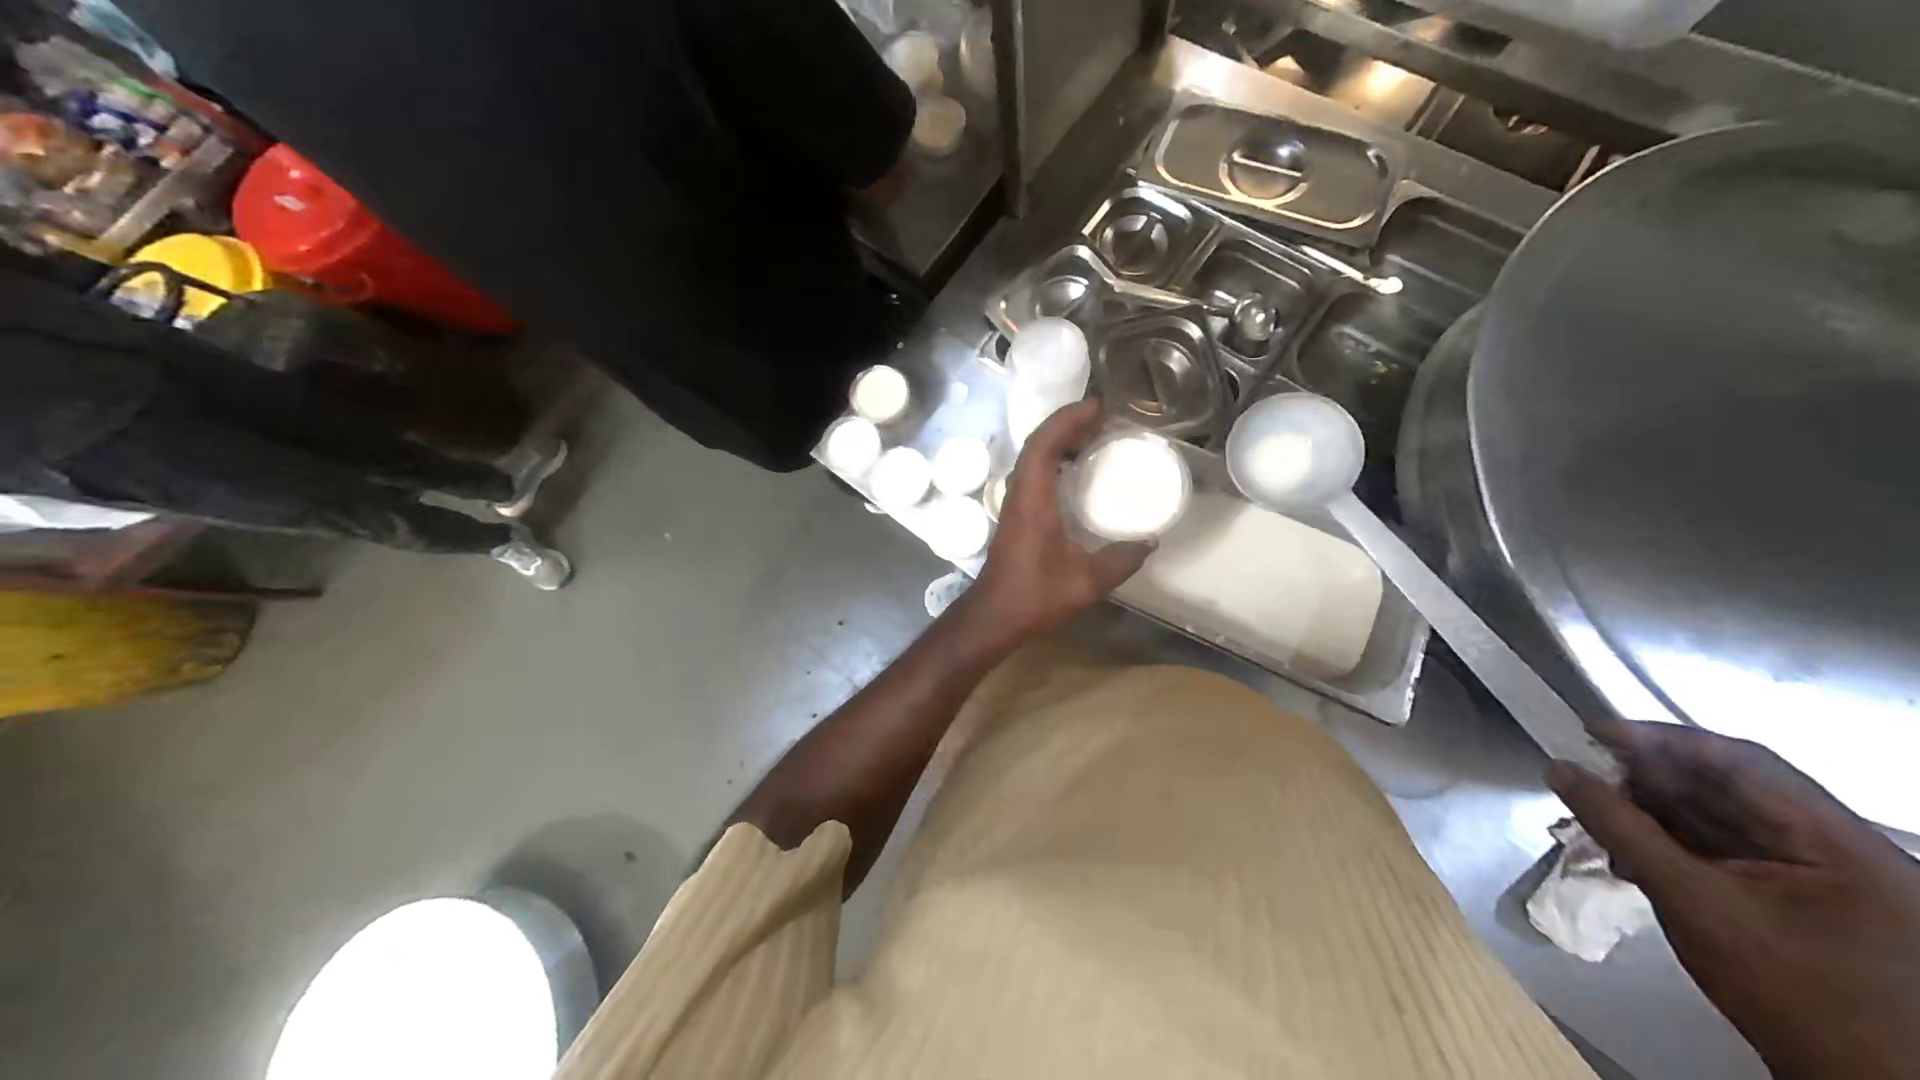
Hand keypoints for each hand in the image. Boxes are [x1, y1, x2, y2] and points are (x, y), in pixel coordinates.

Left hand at [967, 400, 1151, 642]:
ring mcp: (1015, 503)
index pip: (1044, 443)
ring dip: (1059, 441)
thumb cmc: (1035, 596)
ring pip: (1033, 457)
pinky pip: (1034, 474)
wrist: (994, 616)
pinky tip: (1076, 472)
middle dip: (1068, 423)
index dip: (1068, 419)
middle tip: (1103, 419)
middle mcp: (1020, 493)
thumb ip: (1121, 560)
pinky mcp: (1016, 515)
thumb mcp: (1086, 581)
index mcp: (1033, 499)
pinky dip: (1054, 461)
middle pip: (1038, 443)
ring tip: (1094, 437)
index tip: (1097, 407)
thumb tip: (1149, 542)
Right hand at [1550, 724, 1919, 1079]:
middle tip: (1583, 775)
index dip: (1662, 738)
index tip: (1592, 730)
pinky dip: (1674, 846)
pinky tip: (1631, 853)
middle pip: (1731, 789)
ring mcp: (1829, 880)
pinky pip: (1729, 853)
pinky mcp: (1804, 903)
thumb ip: (1622, 829)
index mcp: (1843, 843)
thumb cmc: (1789, 991)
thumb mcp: (1693, 903)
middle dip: (1649, 780)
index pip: (1741, 761)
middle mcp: (1844, 850)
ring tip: (1596, 815)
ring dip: (1654, 814)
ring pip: (1723, 821)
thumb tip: (1560, 771)